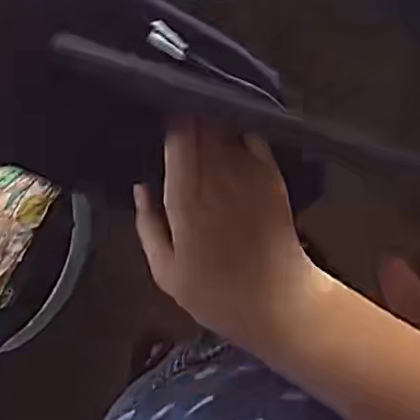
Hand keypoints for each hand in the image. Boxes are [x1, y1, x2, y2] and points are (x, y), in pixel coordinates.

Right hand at [133, 120, 324, 346]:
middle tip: (183, 127)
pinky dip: (240, 132)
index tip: (165, 123)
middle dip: (190, 118)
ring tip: (205, 133)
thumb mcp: (167, 272)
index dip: (170, 121)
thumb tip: (140, 189)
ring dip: (213, 123)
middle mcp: (215, 175)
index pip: (177, 136)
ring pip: (224, 126)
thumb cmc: (220, 293)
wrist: (279, 301)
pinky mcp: (270, 172)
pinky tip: (233, 142)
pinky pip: (251, 135)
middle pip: (200, 123)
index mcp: (185, 196)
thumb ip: (147, 225)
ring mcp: (245, 170)